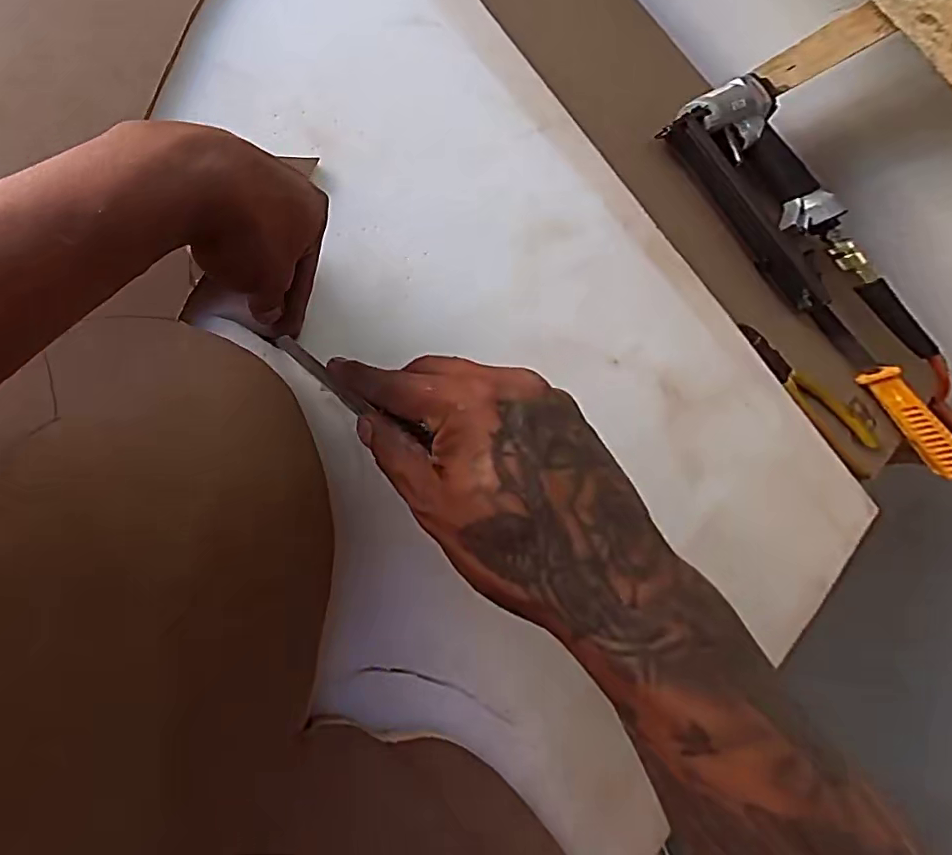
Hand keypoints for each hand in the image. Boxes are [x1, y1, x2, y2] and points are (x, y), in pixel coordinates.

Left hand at [130, 121, 325, 337]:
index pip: (307, 266)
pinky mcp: (210, 170)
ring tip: (222, 273)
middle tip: (254, 296)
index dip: (293, 301)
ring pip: (248, 221)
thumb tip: (267, 303)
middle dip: (267, 269)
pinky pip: (216, 209)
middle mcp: (286, 183)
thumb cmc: (245, 221)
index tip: (282, 319)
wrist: (198, 184)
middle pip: (279, 238)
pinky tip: (203, 246)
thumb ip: (272, 299)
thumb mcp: (269, 284)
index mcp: (314, 209)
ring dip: (239, 249)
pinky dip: (214, 230)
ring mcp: (247, 171)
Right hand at [331, 357, 928, 854]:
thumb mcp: (434, 506)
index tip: (336, 368)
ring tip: (432, 440)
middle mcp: (508, 384)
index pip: (399, 383)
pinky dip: (475, 405)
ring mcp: (543, 396)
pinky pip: (502, 393)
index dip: (362, 377)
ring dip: (440, 397)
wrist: (615, 582)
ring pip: (470, 379)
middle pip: (435, 371)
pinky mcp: (566, 413)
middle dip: (403, 388)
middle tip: (384, 420)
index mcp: (470, 403)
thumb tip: (370, 420)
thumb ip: (394, 453)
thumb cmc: (513, 551)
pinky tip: (476, 445)